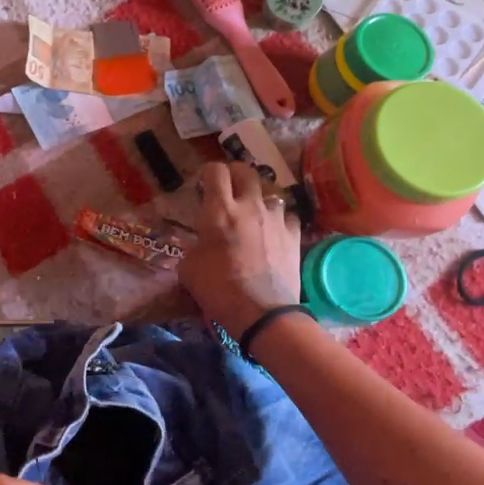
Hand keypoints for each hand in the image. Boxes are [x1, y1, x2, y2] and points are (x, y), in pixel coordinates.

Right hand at [178, 161, 304, 338]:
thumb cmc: (218, 289)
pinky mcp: (295, 235)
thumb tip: (200, 244)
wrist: (262, 314)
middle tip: (228, 189)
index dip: (207, 173)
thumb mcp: (188, 267)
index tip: (203, 186)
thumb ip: (195, 246)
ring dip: (259, 198)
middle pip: (246, 171)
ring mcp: (276, 219)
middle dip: (234, 175)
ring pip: (270, 192)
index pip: (215, 171)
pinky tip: (273, 231)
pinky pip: (288, 216)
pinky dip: (279, 219)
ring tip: (253, 212)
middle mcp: (250, 206)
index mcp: (219, 210)